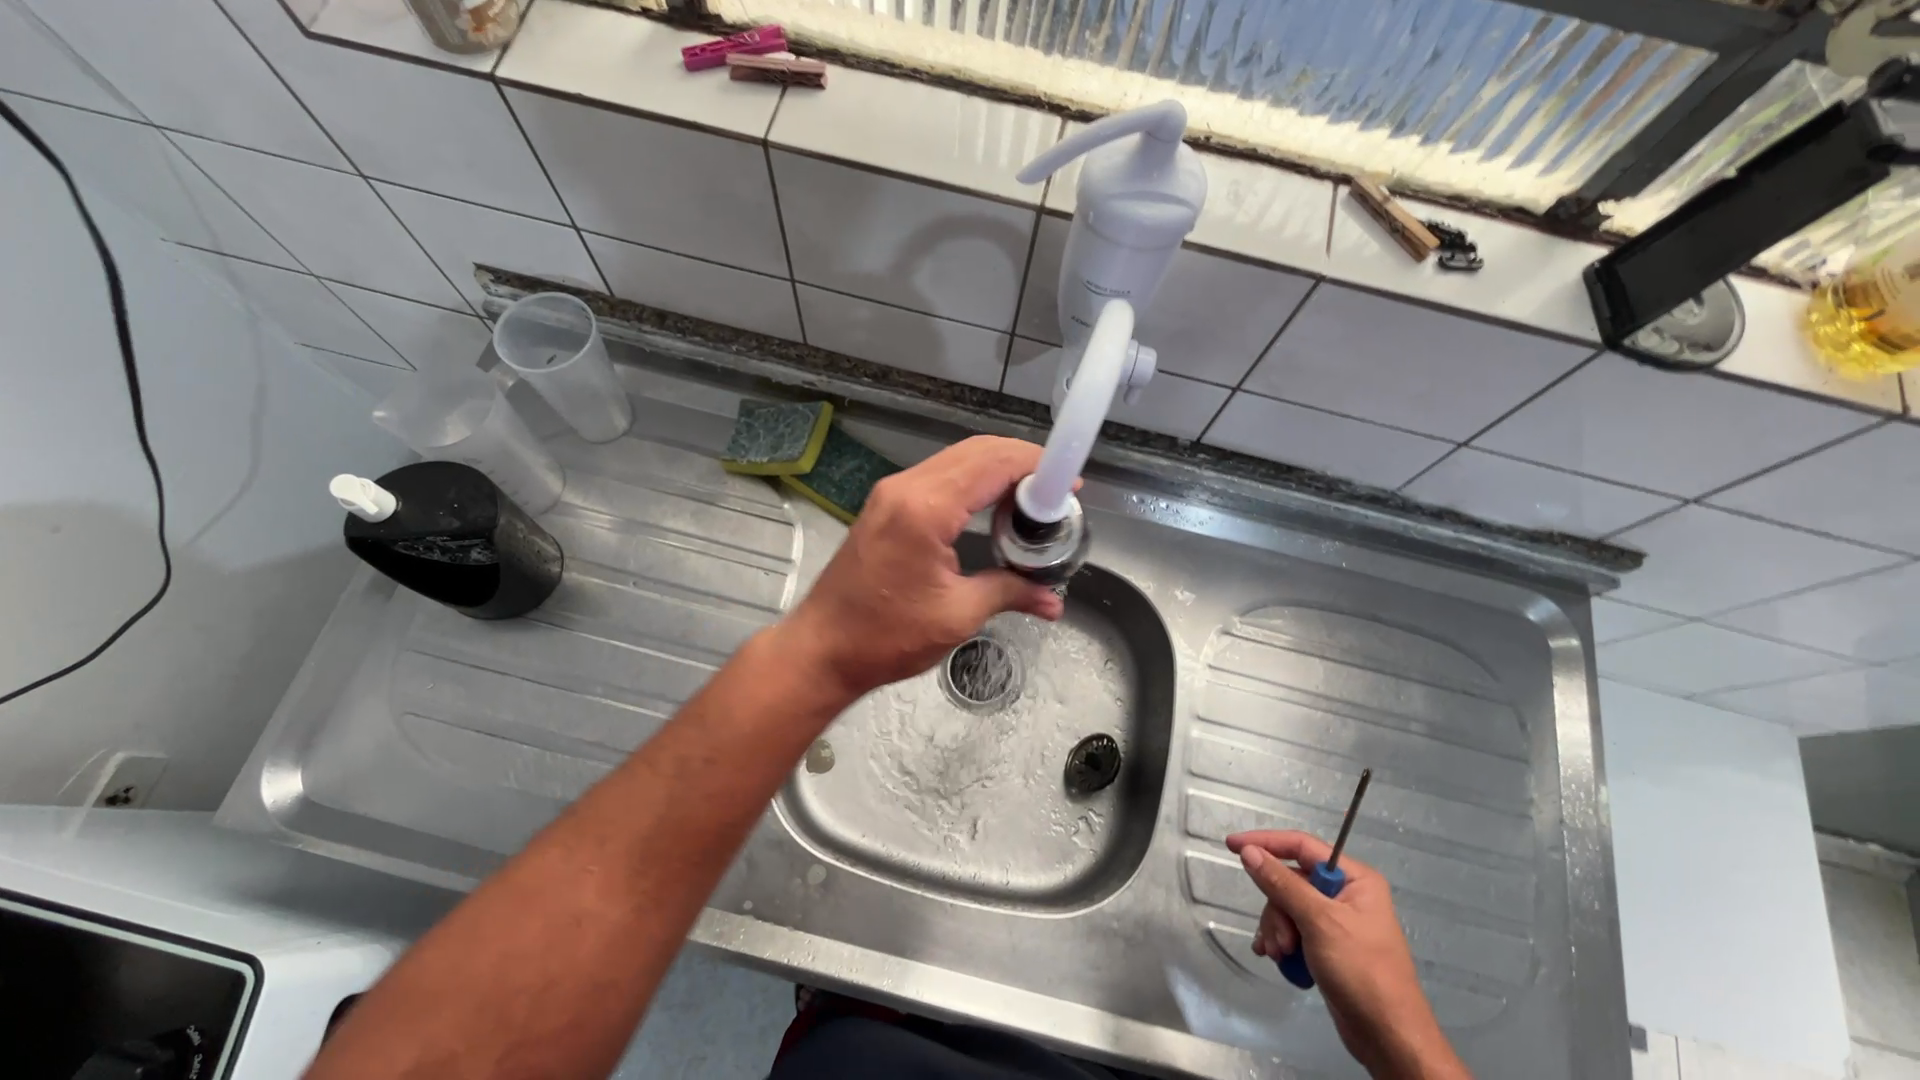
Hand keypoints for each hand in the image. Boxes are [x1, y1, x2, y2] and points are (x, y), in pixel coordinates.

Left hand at [779, 436, 1064, 702]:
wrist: (823, 649)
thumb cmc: (886, 636)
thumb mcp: (958, 615)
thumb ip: (1010, 593)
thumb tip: (1052, 601)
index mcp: (925, 509)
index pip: (991, 464)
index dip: (1035, 467)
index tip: (1068, 484)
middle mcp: (906, 488)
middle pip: (975, 451)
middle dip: (1020, 462)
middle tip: (1056, 490)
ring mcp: (891, 494)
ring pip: (956, 460)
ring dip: (996, 469)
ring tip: (1032, 498)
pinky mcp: (885, 506)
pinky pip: (938, 477)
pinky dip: (972, 481)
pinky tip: (993, 506)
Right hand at [1227, 831, 1470, 1079]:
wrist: (1388, 1036)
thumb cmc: (1361, 971)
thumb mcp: (1319, 922)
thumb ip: (1282, 883)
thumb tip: (1248, 851)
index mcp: (1355, 879)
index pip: (1301, 846)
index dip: (1266, 842)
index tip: (1231, 845)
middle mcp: (1345, 894)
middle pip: (1290, 881)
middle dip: (1277, 910)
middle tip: (1281, 941)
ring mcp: (1336, 921)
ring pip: (1287, 908)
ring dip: (1278, 931)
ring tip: (1282, 956)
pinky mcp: (1327, 946)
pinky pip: (1293, 930)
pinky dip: (1282, 943)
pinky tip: (1277, 959)